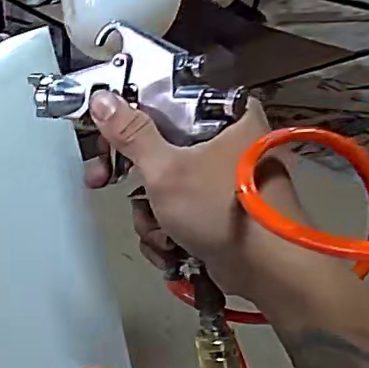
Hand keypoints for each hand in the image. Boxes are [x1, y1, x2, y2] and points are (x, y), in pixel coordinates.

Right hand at [80, 89, 351, 304]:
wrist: (267, 269)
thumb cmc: (222, 210)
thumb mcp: (167, 169)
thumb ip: (131, 133)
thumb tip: (101, 98)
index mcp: (224, 117)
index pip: (162, 105)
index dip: (126, 123)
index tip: (105, 143)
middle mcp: (224, 141)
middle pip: (155, 149)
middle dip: (134, 183)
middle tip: (103, 183)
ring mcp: (218, 178)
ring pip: (159, 186)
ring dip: (149, 215)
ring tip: (162, 233)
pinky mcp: (213, 209)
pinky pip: (172, 211)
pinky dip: (164, 231)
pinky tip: (171, 246)